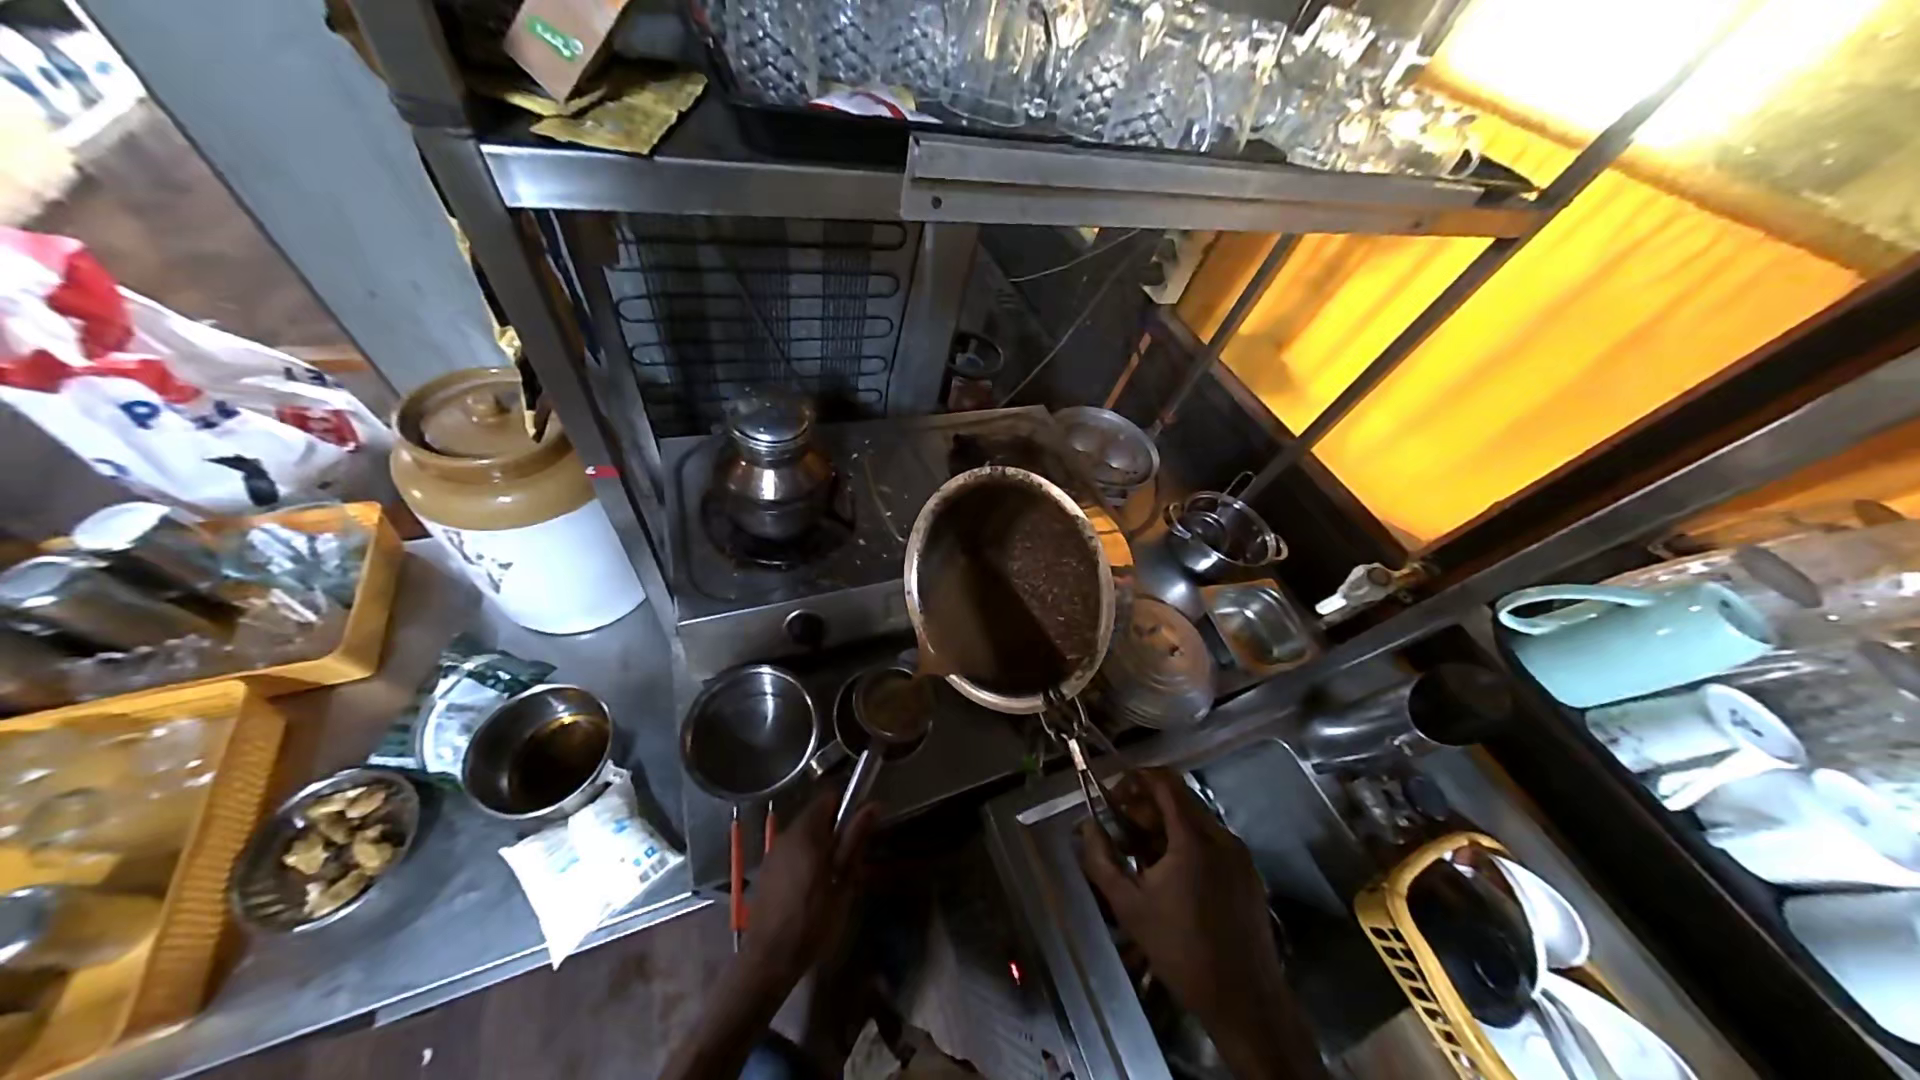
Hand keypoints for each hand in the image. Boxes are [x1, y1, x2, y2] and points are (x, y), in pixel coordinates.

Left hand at [742, 788, 878, 990]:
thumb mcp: (843, 881)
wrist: (770, 958)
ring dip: (820, 843)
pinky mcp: (767, 869)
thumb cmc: (813, 920)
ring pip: (803, 833)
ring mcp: (773, 852)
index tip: (860, 826)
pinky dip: (805, 856)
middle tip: (850, 857)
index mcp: (807, 833)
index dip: (847, 806)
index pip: (828, 798)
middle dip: (835, 828)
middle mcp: (787, 834)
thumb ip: (855, 840)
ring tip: (834, 874)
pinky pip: (791, 849)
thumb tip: (872, 806)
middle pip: (815, 815)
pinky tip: (812, 885)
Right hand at [1080, 768, 1325, 1079]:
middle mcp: (1221, 837)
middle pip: (1179, 800)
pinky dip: (1185, 845)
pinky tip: (1167, 876)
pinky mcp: (1248, 875)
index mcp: (1193, 838)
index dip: (1134, 779)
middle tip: (1118, 831)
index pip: (1164, 781)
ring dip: (1163, 828)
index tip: (1112, 797)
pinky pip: (1211, 843)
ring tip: (1137, 857)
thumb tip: (1087, 826)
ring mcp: (1239, 856)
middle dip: (1144, 808)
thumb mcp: (1128, 905)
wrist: (1244, 1000)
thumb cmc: (1181, 950)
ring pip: (1195, 822)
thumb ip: (1101, 859)